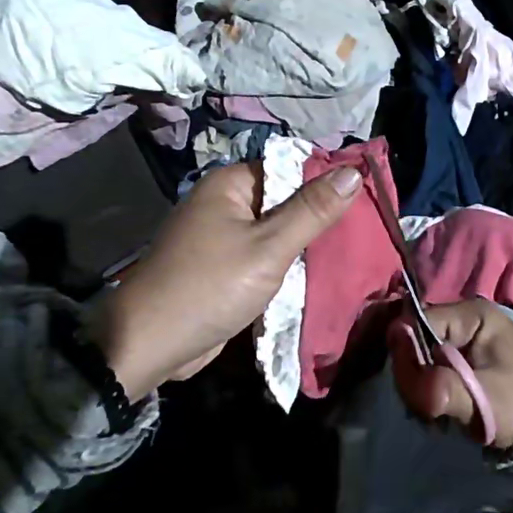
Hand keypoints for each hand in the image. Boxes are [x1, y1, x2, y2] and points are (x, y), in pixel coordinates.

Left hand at [96, 162, 361, 399]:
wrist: (148, 345)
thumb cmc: (210, 287)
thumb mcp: (269, 247)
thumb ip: (312, 210)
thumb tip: (353, 171)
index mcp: (231, 184)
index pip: (291, 167)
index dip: (327, 181)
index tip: (365, 198)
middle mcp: (225, 203)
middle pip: (286, 200)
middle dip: (320, 217)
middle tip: (363, 230)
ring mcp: (221, 236)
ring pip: (277, 232)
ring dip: (305, 245)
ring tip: (350, 251)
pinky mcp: (222, 267)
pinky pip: (264, 256)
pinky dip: (287, 265)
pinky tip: (318, 273)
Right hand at [390, 298, 512, 450]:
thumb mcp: (481, 397)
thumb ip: (440, 387)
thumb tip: (402, 372)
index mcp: (472, 315)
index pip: (418, 323)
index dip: (408, 355)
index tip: (415, 390)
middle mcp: (461, 319)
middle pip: (413, 340)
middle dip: (413, 377)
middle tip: (426, 410)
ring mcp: (458, 339)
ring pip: (416, 358)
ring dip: (418, 388)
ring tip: (434, 415)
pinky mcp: (456, 359)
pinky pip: (426, 370)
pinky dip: (425, 392)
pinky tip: (436, 411)